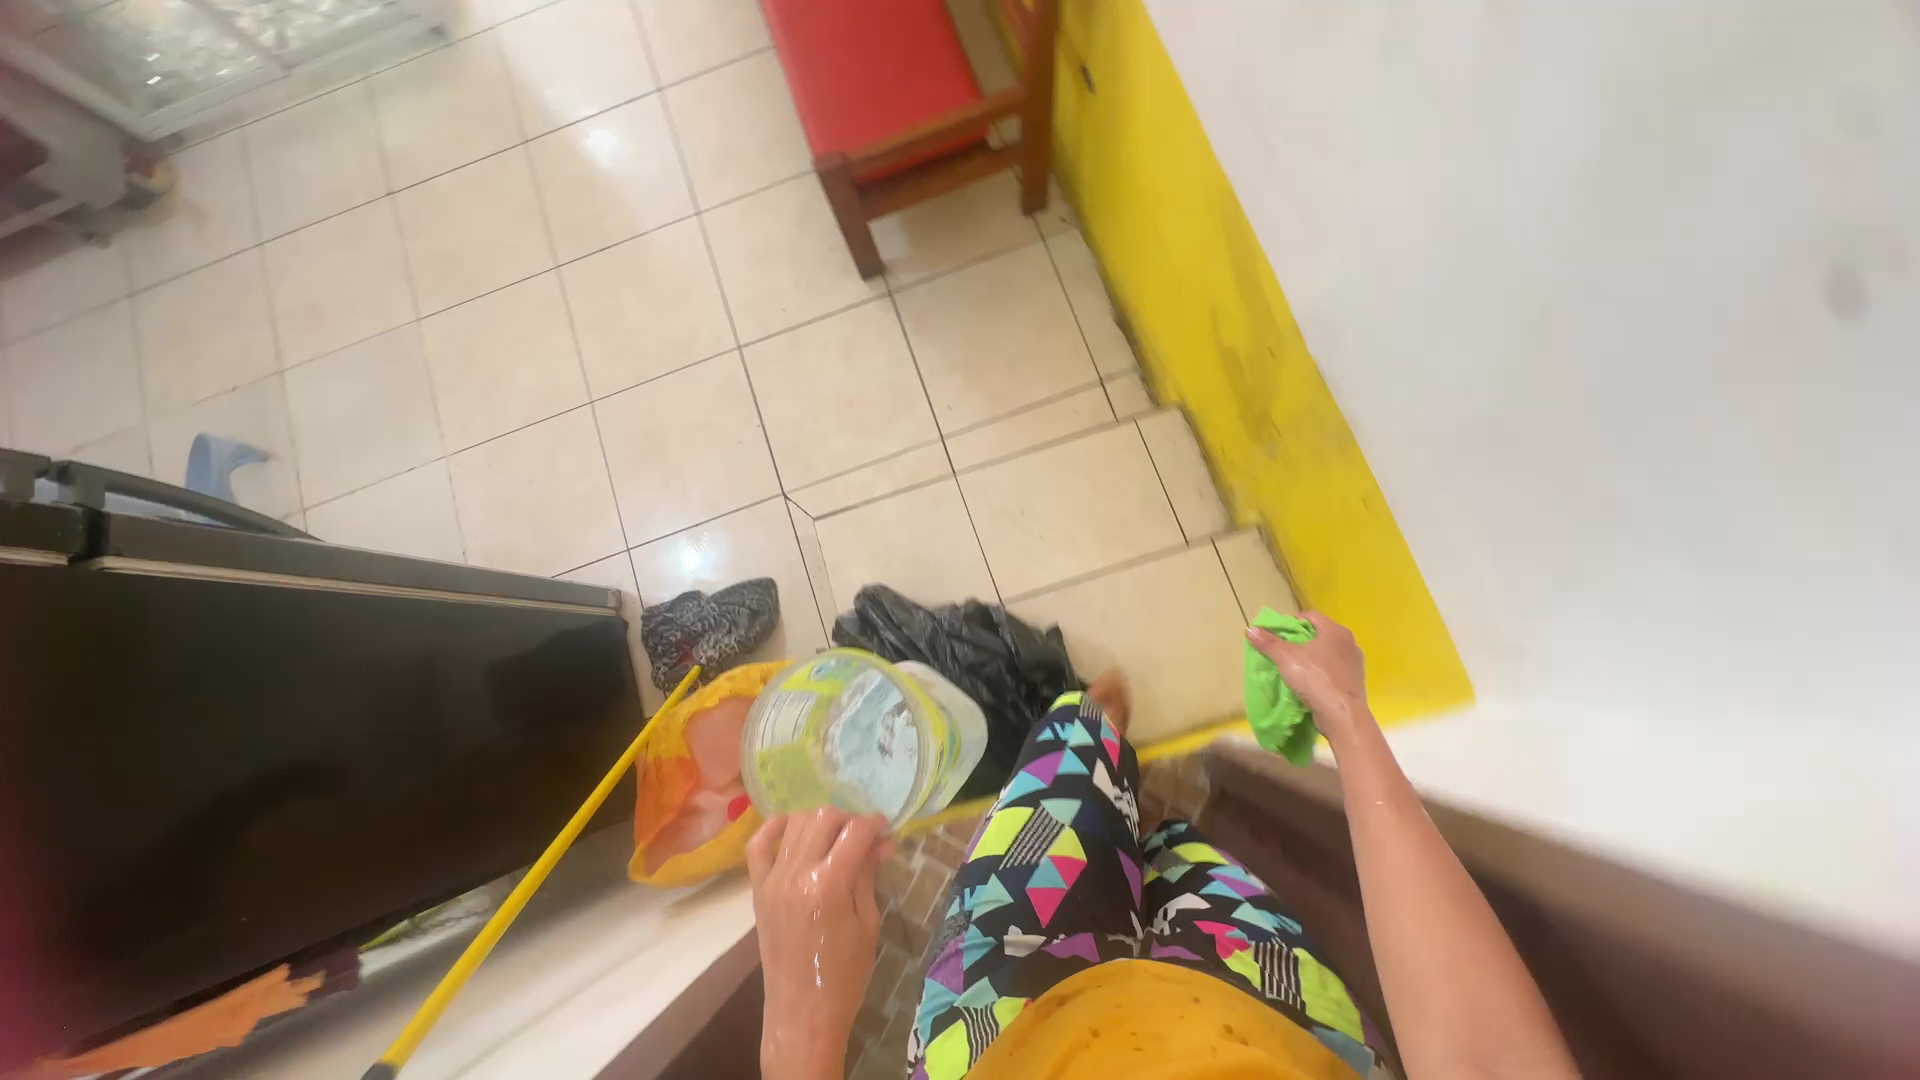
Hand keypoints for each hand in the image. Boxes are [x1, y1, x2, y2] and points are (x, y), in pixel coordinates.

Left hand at [747, 809, 892, 1079]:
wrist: (802, 1013)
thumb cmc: (845, 974)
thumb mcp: (867, 923)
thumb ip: (868, 876)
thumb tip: (882, 841)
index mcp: (829, 884)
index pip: (855, 832)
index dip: (874, 824)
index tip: (886, 829)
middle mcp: (796, 873)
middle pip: (823, 817)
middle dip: (848, 819)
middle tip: (863, 837)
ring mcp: (772, 880)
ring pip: (795, 823)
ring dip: (819, 821)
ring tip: (836, 837)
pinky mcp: (758, 890)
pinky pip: (758, 845)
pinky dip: (774, 828)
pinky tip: (793, 827)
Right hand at [1246, 611, 1372, 744]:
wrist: (1342, 715)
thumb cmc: (1315, 679)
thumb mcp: (1285, 658)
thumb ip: (1268, 642)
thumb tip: (1250, 629)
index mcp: (1335, 631)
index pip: (1310, 616)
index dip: (1291, 621)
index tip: (1278, 633)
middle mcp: (1349, 643)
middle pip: (1319, 634)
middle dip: (1300, 640)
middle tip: (1282, 649)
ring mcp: (1355, 663)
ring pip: (1328, 652)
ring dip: (1311, 656)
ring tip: (1293, 666)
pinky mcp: (1355, 681)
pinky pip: (1334, 669)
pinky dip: (1320, 671)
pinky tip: (1309, 681)